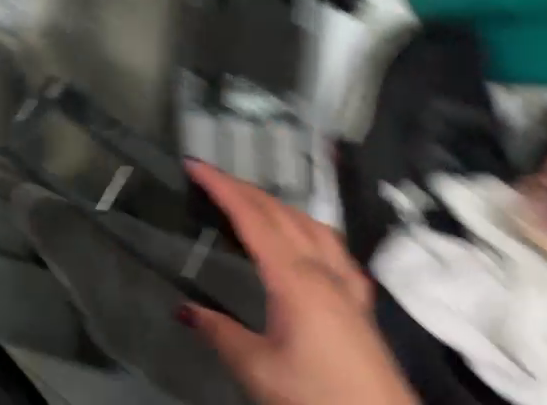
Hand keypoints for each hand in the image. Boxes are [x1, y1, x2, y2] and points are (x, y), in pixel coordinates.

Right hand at [181, 161, 417, 404]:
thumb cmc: (318, 396)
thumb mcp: (259, 370)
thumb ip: (220, 333)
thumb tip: (184, 308)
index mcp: (294, 279)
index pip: (252, 218)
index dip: (222, 188)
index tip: (194, 165)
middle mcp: (323, 272)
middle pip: (282, 214)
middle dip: (244, 188)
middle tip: (210, 176)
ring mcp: (348, 286)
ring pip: (311, 224)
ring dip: (276, 203)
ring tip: (250, 199)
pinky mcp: (362, 304)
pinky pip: (334, 247)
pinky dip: (308, 227)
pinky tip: (306, 237)